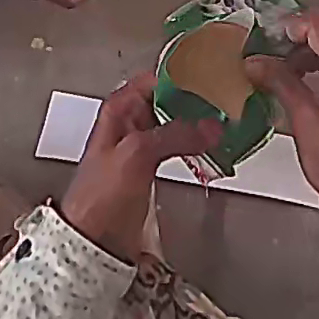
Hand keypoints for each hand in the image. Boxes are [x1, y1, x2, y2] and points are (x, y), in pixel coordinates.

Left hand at [61, 75, 219, 259]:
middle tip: (225, 102)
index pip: (157, 78)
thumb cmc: (101, 194)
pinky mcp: (152, 164)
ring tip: (225, 123)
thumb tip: (211, 127)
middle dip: (196, 100)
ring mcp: (142, 142)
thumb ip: (176, 135)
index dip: (183, 77)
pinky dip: (196, 143)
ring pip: (176, 121)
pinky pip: (179, 144)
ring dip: (198, 123)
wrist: (94, 241)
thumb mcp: (138, 154)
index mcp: (120, 107)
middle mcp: (131, 120)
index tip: (211, 80)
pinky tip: (212, 147)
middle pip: (170, 99)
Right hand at [245, 10, 318, 207]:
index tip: (267, 36)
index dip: (290, 25)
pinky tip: (296, 78)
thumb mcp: (305, 122)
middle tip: (267, 50)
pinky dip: (315, 61)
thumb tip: (255, 62)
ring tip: (277, 68)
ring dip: (303, 49)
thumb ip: (281, 83)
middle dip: (294, 36)